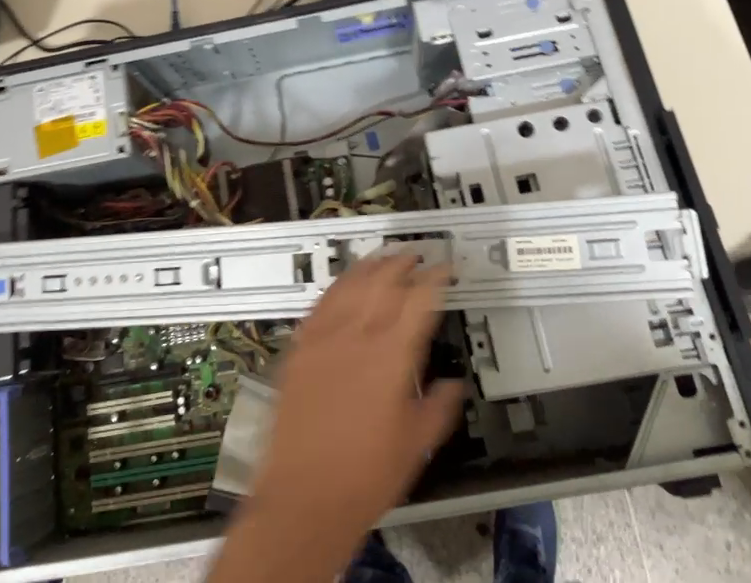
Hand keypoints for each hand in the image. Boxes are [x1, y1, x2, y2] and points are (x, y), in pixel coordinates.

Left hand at [207, 254, 465, 582]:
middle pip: (381, 282)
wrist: (305, 496)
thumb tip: (453, 386)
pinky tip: (342, 284)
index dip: (435, 278)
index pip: (419, 300)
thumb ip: (440, 405)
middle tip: (416, 254)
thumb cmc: (363, 476)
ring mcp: (322, 341)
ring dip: (369, 266)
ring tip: (383, 256)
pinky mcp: (298, 351)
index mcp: (390, 357)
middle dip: (402, 263)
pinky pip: (318, 305)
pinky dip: (335, 288)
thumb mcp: (418, 442)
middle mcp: (355, 339)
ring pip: (348, 286)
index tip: (445, 267)